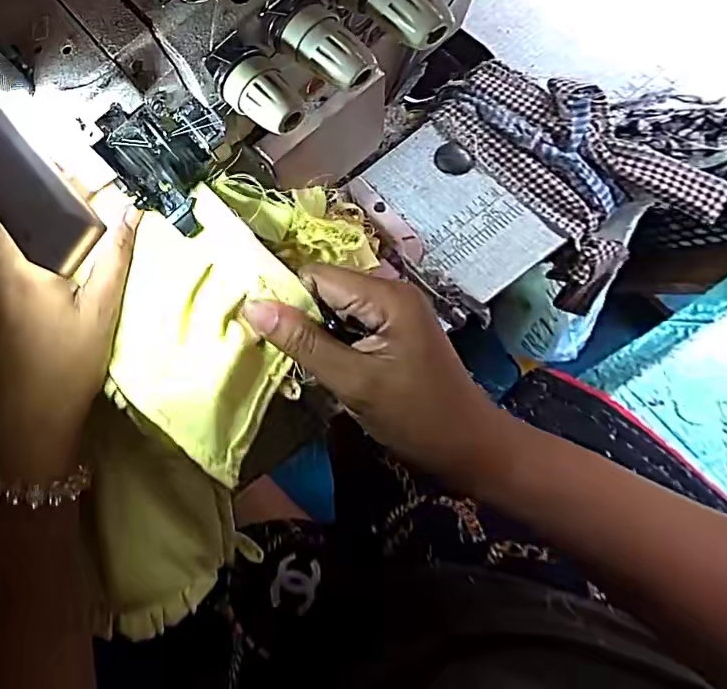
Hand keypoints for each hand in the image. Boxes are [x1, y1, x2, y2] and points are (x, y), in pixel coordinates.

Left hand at [0, 198, 139, 481]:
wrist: (27, 424)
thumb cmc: (68, 367)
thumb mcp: (101, 310)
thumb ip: (115, 255)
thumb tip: (130, 211)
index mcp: (20, 265)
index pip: (39, 204)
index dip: (67, 185)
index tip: (93, 177)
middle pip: (10, 209)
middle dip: (43, 193)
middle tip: (79, 190)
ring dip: (24, 212)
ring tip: (61, 211)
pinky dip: (12, 234)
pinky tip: (39, 245)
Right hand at [243, 265, 505, 484]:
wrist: (474, 450)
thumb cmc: (417, 418)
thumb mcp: (354, 382)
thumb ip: (303, 342)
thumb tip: (253, 307)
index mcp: (385, 295)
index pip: (316, 275)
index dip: (286, 298)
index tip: (262, 329)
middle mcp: (390, 289)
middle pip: (324, 286)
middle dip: (298, 314)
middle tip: (279, 349)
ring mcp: (394, 307)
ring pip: (333, 304)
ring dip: (314, 329)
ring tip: (301, 359)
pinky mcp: (394, 326)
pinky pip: (349, 319)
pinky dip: (332, 337)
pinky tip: (326, 363)